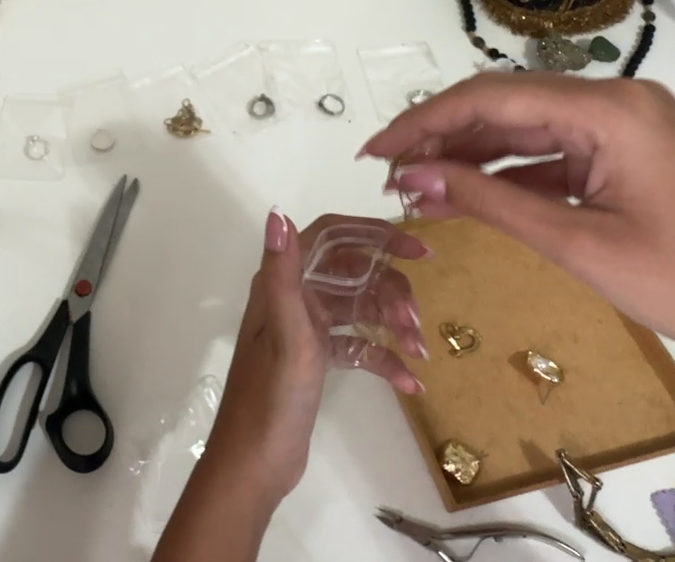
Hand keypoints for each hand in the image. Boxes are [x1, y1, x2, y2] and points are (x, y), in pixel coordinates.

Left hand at [202, 209, 429, 501]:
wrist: (255, 461)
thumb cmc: (270, 395)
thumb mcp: (286, 332)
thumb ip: (284, 272)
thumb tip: (277, 212)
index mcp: (282, 281)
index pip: (332, 236)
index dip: (373, 234)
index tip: (417, 251)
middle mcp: (294, 295)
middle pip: (354, 272)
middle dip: (390, 290)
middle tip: (415, 322)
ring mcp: (306, 327)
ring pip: (360, 308)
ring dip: (392, 324)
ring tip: (419, 351)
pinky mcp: (317, 357)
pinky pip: (359, 345)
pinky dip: (384, 358)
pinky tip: (411, 383)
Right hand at [358, 73, 674, 391]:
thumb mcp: (582, 244)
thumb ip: (490, 202)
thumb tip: (412, 179)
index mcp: (608, 108)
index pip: (488, 99)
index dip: (421, 122)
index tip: (372, 152)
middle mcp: (616, 102)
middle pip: (505, 107)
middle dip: (440, 138)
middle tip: (388, 173)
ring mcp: (630, 128)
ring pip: (527, 130)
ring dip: (472, 157)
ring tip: (418, 186)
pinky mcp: (638, 156)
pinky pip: (558, 153)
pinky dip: (512, 173)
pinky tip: (474, 194)